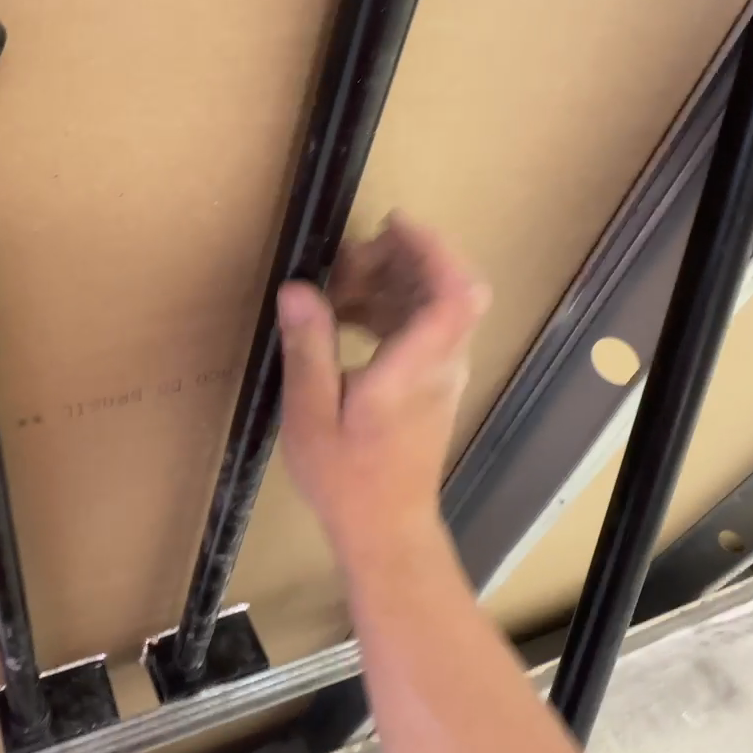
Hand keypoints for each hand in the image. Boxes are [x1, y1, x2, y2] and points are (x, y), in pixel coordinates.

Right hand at [276, 214, 488, 548]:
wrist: (385, 527)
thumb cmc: (346, 477)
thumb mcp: (310, 414)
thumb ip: (308, 349)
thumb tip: (298, 289)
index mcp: (415, 369)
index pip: (454, 293)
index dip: (431, 248)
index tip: (391, 225)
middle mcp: (441, 364)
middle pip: (446, 286)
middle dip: (398, 258)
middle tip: (344, 265)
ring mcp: (442, 371)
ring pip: (434, 302)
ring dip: (390, 281)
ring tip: (337, 289)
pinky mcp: (432, 379)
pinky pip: (421, 323)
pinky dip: (388, 305)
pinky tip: (346, 316)